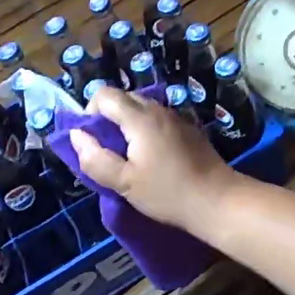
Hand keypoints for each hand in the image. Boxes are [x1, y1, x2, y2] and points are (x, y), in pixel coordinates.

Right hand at [69, 86, 239, 231]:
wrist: (217, 200)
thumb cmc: (167, 193)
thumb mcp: (124, 183)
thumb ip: (95, 158)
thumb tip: (76, 135)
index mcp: (139, 117)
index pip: (104, 94)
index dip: (89, 112)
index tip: (93, 141)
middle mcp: (158, 109)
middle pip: (123, 98)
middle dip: (107, 118)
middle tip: (108, 151)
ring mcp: (176, 117)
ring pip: (141, 108)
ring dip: (127, 125)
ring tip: (128, 157)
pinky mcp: (188, 129)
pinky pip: (157, 119)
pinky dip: (145, 130)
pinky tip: (152, 158)